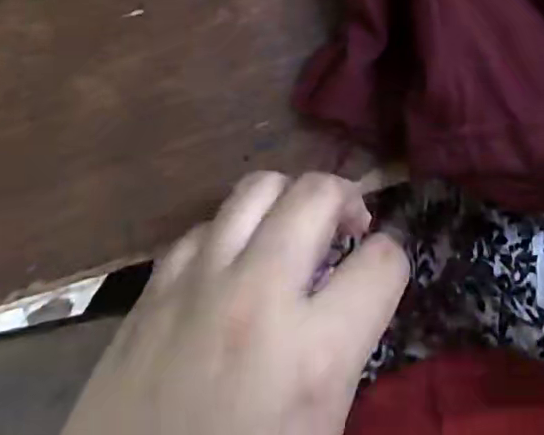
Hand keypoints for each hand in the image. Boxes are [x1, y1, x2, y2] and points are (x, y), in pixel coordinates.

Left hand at [64, 172, 409, 434]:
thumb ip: (344, 357)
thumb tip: (353, 301)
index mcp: (315, 355)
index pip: (384, 262)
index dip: (392, 263)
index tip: (380, 276)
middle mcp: (260, 297)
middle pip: (318, 193)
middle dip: (346, 201)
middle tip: (347, 230)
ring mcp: (198, 285)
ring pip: (258, 186)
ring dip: (288, 199)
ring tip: (293, 228)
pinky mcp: (151, 290)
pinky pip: (205, 225)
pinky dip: (231, 231)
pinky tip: (232, 263)